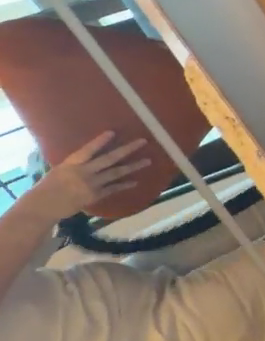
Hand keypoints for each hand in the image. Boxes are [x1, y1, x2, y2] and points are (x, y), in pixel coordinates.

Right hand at [29, 131, 150, 216]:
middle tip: (143, 141)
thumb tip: (88, 158)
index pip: (86, 151)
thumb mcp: (58, 172)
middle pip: (109, 159)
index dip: (99, 141)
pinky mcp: (95, 195)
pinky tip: (135, 181)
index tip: (112, 132)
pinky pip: (114, 188)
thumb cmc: (45, 188)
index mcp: (69, 165)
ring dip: (134, 166)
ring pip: (117, 172)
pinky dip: (125, 184)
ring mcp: (91, 184)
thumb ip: (75, 165)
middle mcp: (82, 172)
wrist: (40, 208)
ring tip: (148, 161)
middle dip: (127, 149)